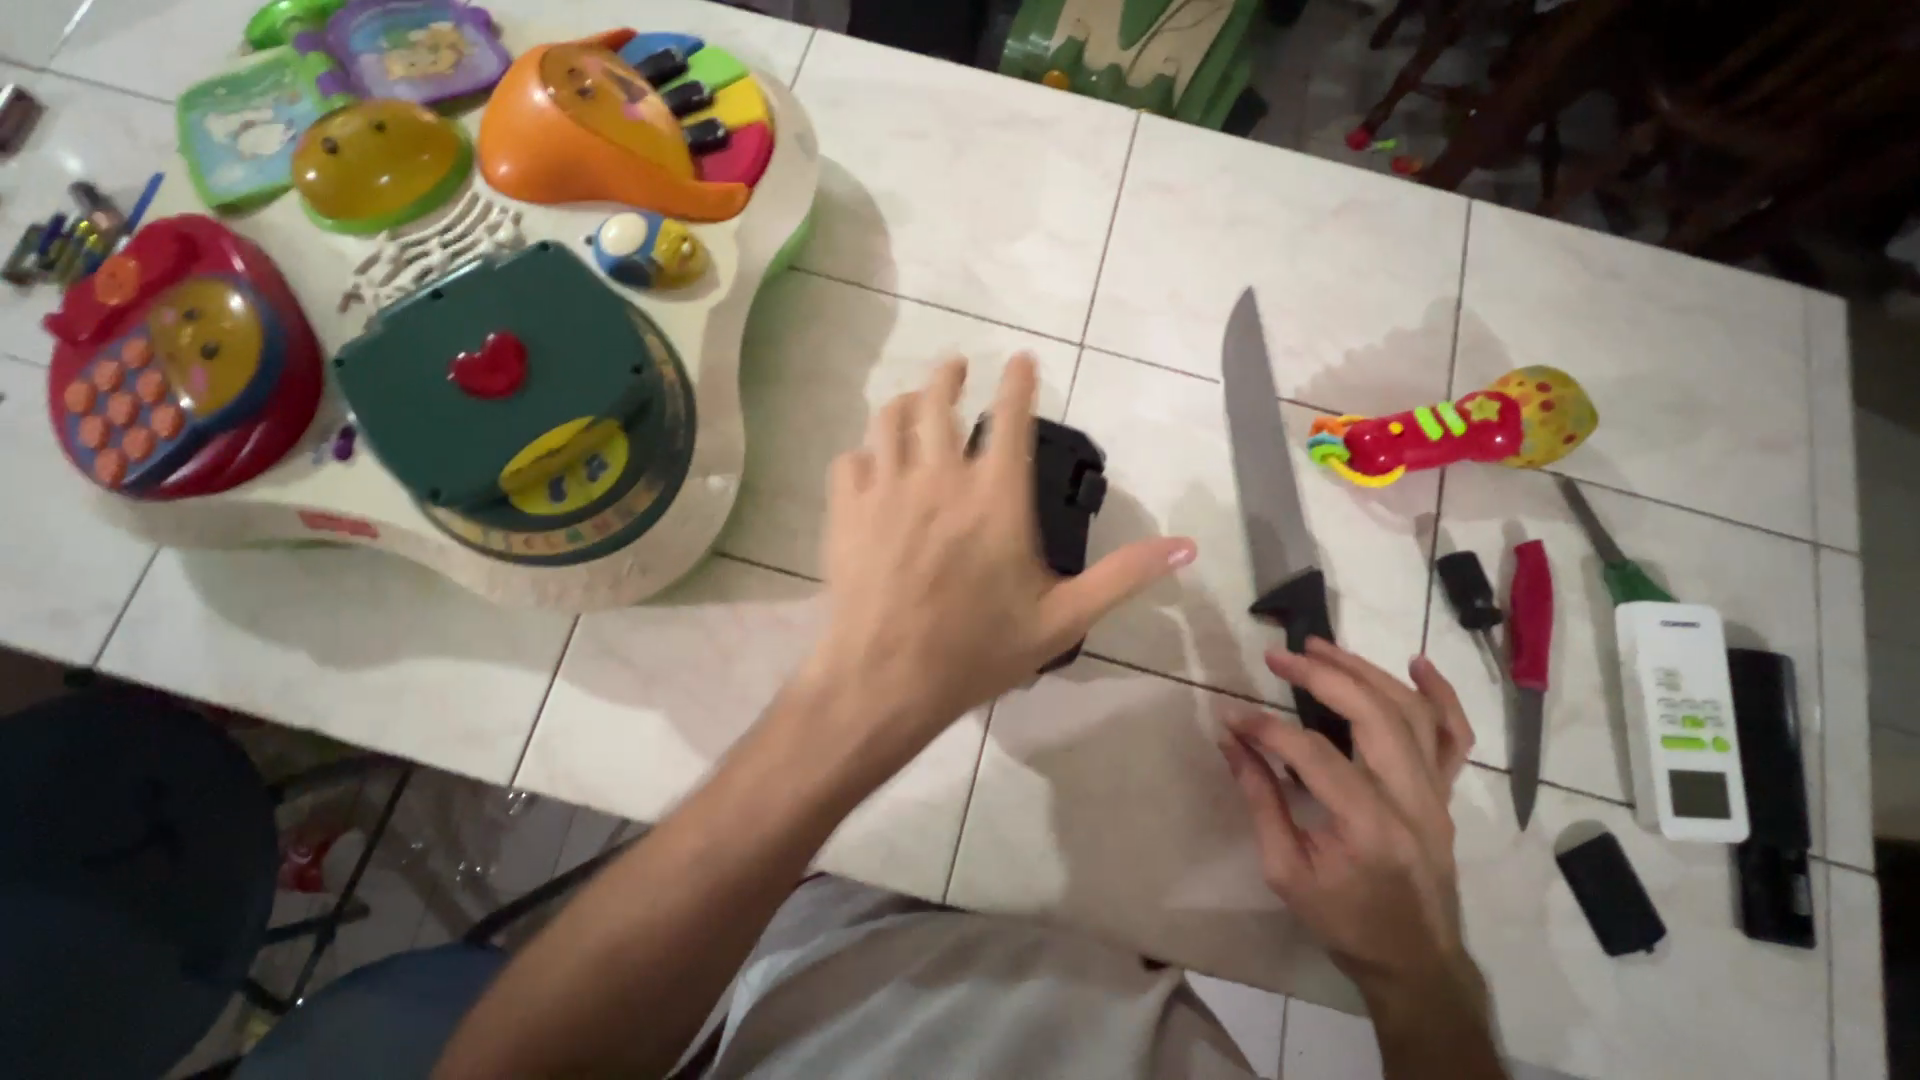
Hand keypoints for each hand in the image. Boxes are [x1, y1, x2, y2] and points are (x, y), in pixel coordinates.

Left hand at [800, 353, 1195, 775]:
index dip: (1017, 381)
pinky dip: (864, 453)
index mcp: (995, 497)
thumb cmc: (978, 651)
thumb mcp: (1062, 619)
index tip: (1020, 360)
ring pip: (889, 419)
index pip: (1010, 417)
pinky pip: (850, 461)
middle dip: (950, 374)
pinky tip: (870, 463)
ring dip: (906, 401)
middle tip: (958, 365)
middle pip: (939, 400)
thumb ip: (1123, 576)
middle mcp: (938, 477)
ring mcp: (886, 490)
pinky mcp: (846, 512)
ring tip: (914, 399)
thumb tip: (1188, 546)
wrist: (887, 680)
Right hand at [1218, 639, 1479, 1007]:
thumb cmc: (1344, 922)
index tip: (1231, 718)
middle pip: (1373, 716)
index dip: (1267, 730)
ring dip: (1365, 672)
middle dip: (1322, 676)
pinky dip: (1439, 696)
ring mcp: (1437, 794)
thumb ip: (1260, 799)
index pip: (1313, 755)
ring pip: (1411, 713)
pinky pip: (1453, 736)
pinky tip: (1415, 664)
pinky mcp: (1445, 794)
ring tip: (1321, 647)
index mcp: (1369, 826)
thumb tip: (1231, 740)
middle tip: (1279, 655)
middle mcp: (1412, 800)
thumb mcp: (1285, 870)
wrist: (1415, 961)